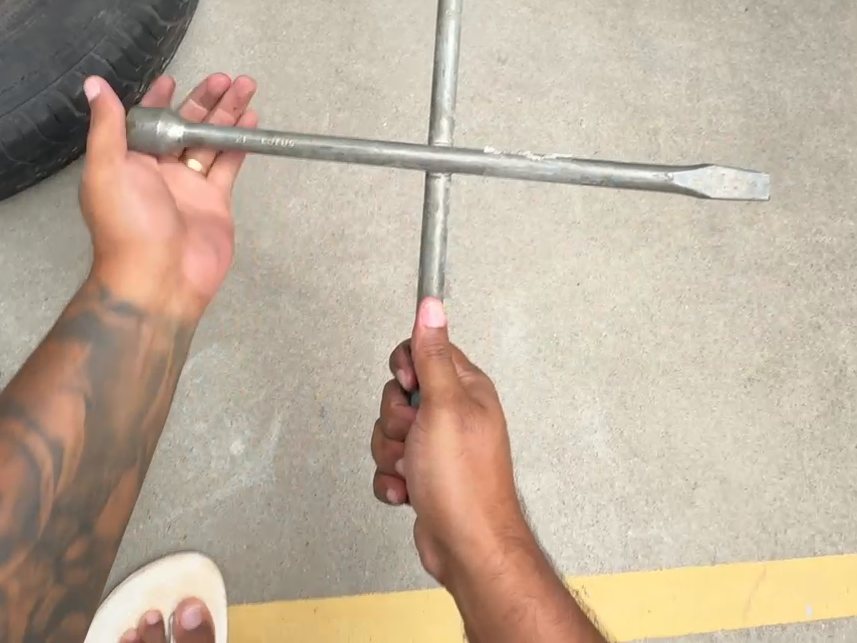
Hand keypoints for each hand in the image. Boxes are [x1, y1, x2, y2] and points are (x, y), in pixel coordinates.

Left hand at [80, 73, 258, 315]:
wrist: (159, 279)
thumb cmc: (128, 223)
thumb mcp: (108, 169)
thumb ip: (107, 125)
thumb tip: (94, 84)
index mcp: (129, 161)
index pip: (146, 121)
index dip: (159, 99)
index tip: (174, 79)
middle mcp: (158, 170)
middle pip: (184, 125)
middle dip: (204, 100)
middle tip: (226, 78)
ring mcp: (189, 185)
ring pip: (210, 139)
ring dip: (227, 113)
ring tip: (247, 86)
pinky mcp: (214, 200)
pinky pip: (228, 163)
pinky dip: (240, 141)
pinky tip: (252, 119)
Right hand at [371, 298, 532, 589]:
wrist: (467, 549)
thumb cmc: (463, 482)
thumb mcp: (443, 405)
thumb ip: (432, 354)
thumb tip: (431, 307)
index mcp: (465, 388)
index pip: (424, 350)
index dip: (406, 368)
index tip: (410, 387)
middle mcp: (453, 412)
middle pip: (399, 392)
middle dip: (395, 418)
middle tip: (415, 434)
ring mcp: (437, 445)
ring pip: (389, 429)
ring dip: (391, 453)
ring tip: (414, 469)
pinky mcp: (424, 473)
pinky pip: (388, 464)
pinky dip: (392, 480)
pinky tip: (410, 491)